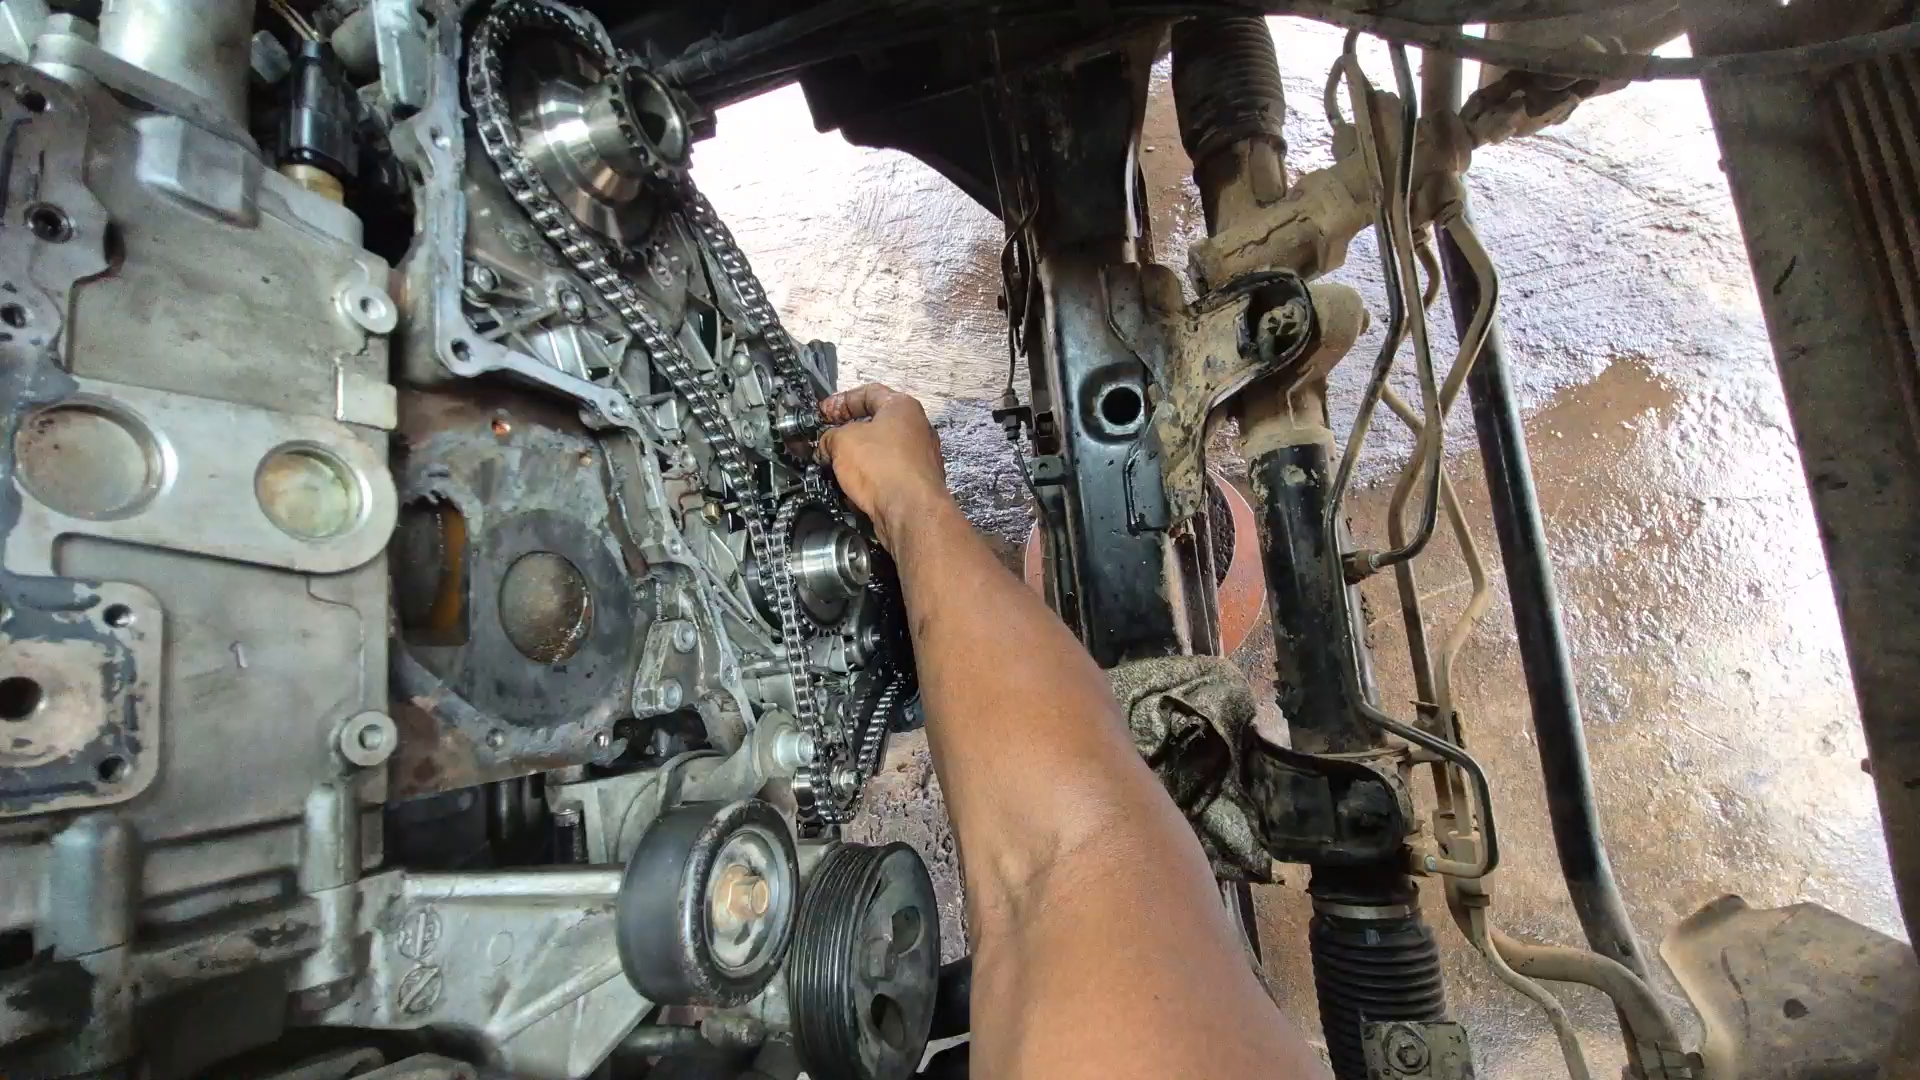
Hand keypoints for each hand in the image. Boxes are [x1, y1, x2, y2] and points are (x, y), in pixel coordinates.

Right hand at [817, 384, 949, 550]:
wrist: (911, 512)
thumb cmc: (880, 465)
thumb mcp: (841, 441)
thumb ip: (830, 437)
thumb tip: (827, 445)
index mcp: (903, 407)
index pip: (868, 393)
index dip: (840, 401)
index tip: (822, 414)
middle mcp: (917, 429)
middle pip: (876, 424)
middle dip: (847, 434)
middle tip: (825, 443)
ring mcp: (921, 458)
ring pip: (880, 453)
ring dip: (856, 461)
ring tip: (834, 470)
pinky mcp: (918, 485)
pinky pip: (888, 477)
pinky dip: (870, 481)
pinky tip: (853, 491)